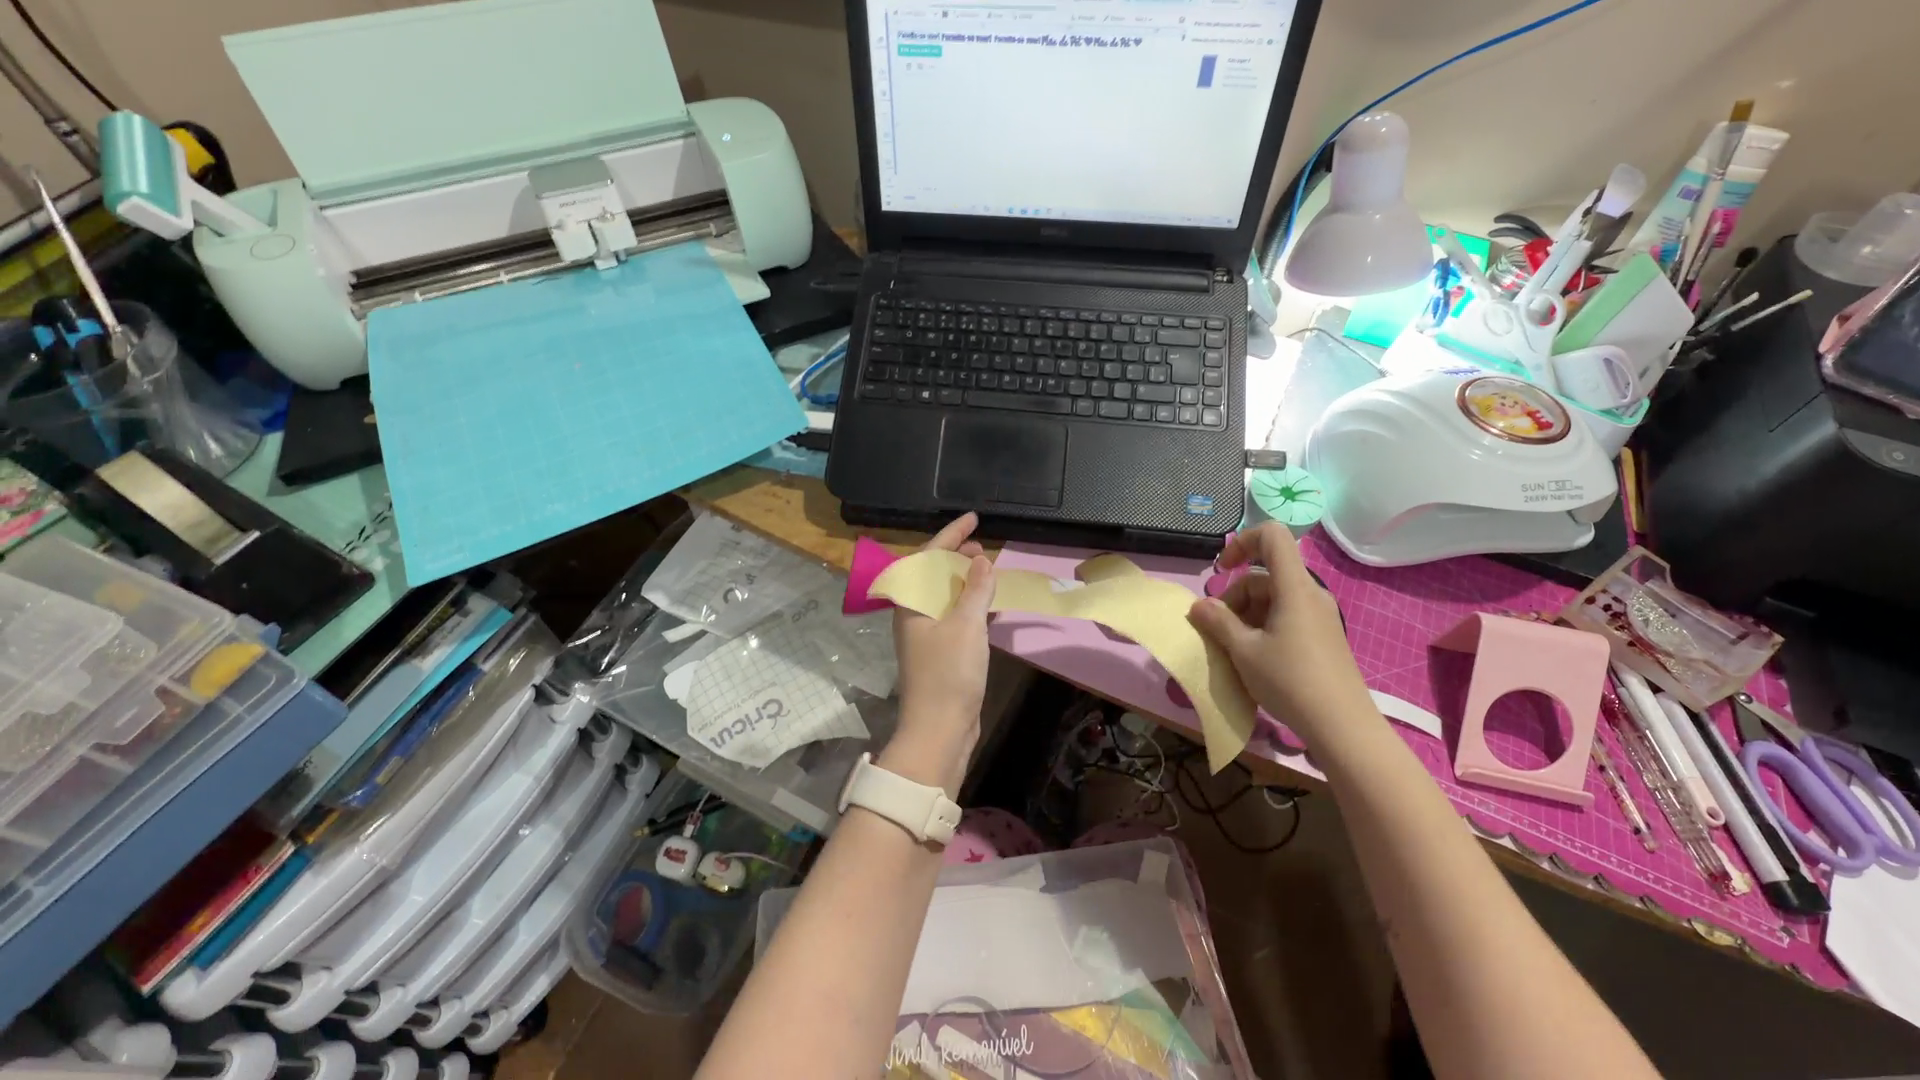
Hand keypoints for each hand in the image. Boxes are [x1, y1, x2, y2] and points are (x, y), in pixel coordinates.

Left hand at [881, 512, 995, 795]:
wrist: (940, 729)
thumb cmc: (949, 673)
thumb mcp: (966, 625)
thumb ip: (976, 590)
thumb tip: (982, 560)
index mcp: (910, 602)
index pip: (927, 556)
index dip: (950, 535)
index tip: (973, 518)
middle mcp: (914, 614)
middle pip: (933, 575)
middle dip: (957, 557)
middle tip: (983, 546)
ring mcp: (927, 635)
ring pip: (946, 596)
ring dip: (967, 581)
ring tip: (989, 569)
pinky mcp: (942, 653)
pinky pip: (956, 617)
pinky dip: (973, 605)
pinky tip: (993, 606)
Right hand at [1186, 525, 1379, 750]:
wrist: (1341, 724)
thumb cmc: (1289, 680)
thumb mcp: (1243, 651)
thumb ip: (1218, 622)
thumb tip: (1199, 605)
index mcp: (1293, 587)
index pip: (1272, 536)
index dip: (1241, 542)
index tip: (1221, 571)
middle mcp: (1310, 594)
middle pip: (1266, 575)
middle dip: (1236, 595)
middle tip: (1218, 630)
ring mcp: (1319, 616)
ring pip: (1274, 598)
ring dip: (1247, 615)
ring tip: (1234, 649)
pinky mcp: (1322, 637)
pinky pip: (1287, 616)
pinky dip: (1264, 627)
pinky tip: (1255, 658)